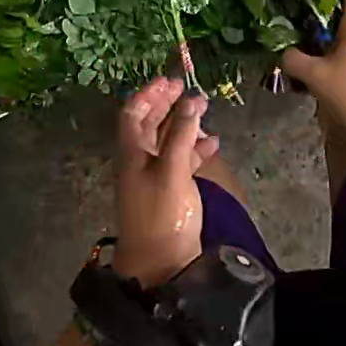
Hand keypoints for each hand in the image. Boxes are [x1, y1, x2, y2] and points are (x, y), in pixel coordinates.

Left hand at [112, 77, 219, 286]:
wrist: (161, 265)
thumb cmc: (161, 215)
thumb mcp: (172, 171)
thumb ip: (181, 135)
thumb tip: (190, 101)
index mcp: (132, 151)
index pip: (134, 112)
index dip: (149, 94)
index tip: (169, 81)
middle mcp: (140, 159)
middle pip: (151, 122)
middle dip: (168, 103)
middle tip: (187, 88)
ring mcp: (155, 175)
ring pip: (168, 139)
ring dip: (184, 123)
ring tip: (205, 109)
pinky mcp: (171, 190)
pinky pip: (182, 160)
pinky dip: (195, 148)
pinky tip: (213, 143)